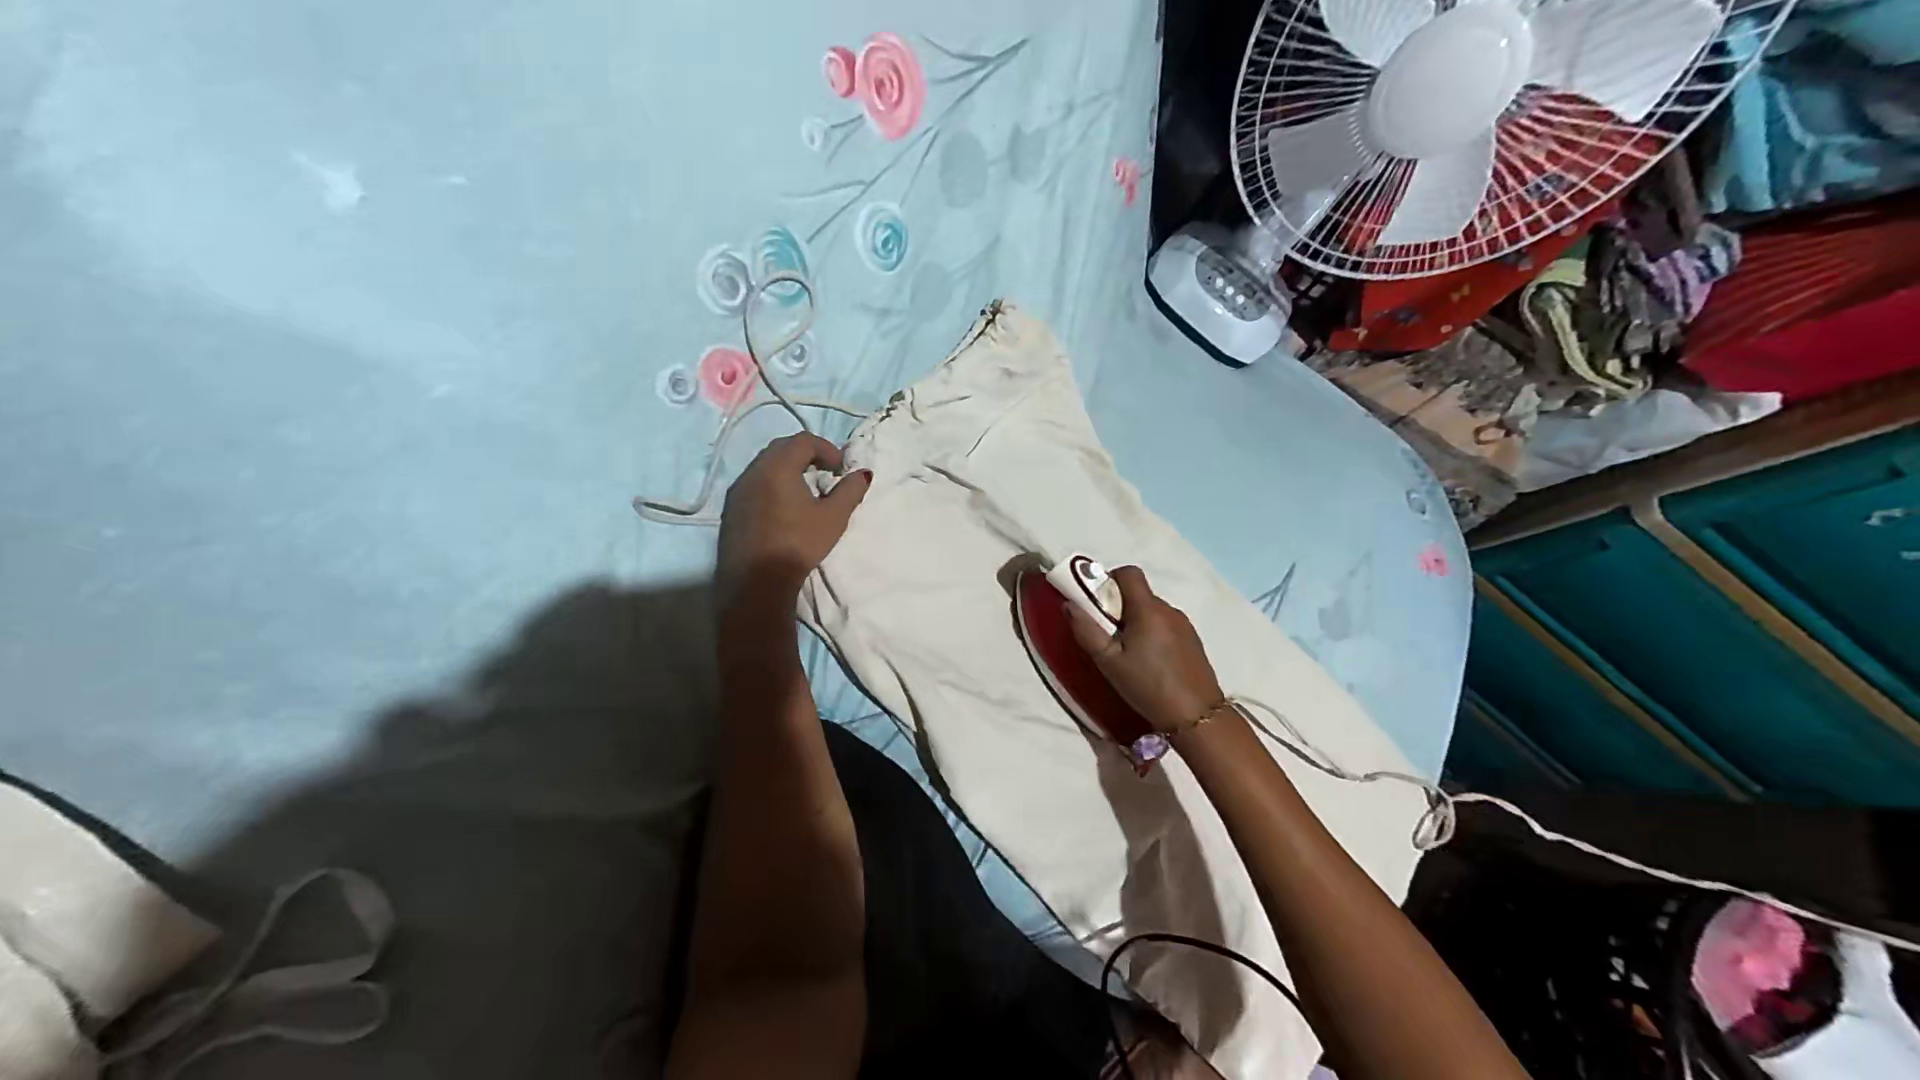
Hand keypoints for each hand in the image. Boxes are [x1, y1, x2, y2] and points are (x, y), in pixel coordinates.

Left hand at [716, 434, 870, 609]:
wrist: (756, 581)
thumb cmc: (798, 544)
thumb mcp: (834, 517)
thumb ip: (850, 491)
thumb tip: (863, 474)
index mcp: (778, 466)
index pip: (803, 441)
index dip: (827, 448)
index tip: (841, 468)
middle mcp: (753, 471)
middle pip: (781, 448)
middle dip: (806, 454)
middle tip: (825, 472)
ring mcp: (738, 490)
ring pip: (765, 465)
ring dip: (788, 468)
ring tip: (806, 489)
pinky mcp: (731, 509)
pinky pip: (754, 483)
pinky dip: (772, 484)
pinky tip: (784, 507)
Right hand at [1066, 565, 1226, 733]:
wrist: (1196, 717)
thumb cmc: (1147, 686)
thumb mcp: (1108, 662)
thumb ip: (1086, 630)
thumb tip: (1069, 604)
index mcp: (1147, 609)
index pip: (1129, 572)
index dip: (1109, 579)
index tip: (1098, 604)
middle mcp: (1168, 609)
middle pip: (1139, 593)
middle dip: (1119, 606)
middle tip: (1107, 635)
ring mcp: (1184, 624)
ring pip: (1152, 610)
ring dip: (1136, 620)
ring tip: (1128, 652)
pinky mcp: (1193, 640)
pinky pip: (1166, 624)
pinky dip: (1152, 632)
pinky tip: (1149, 661)